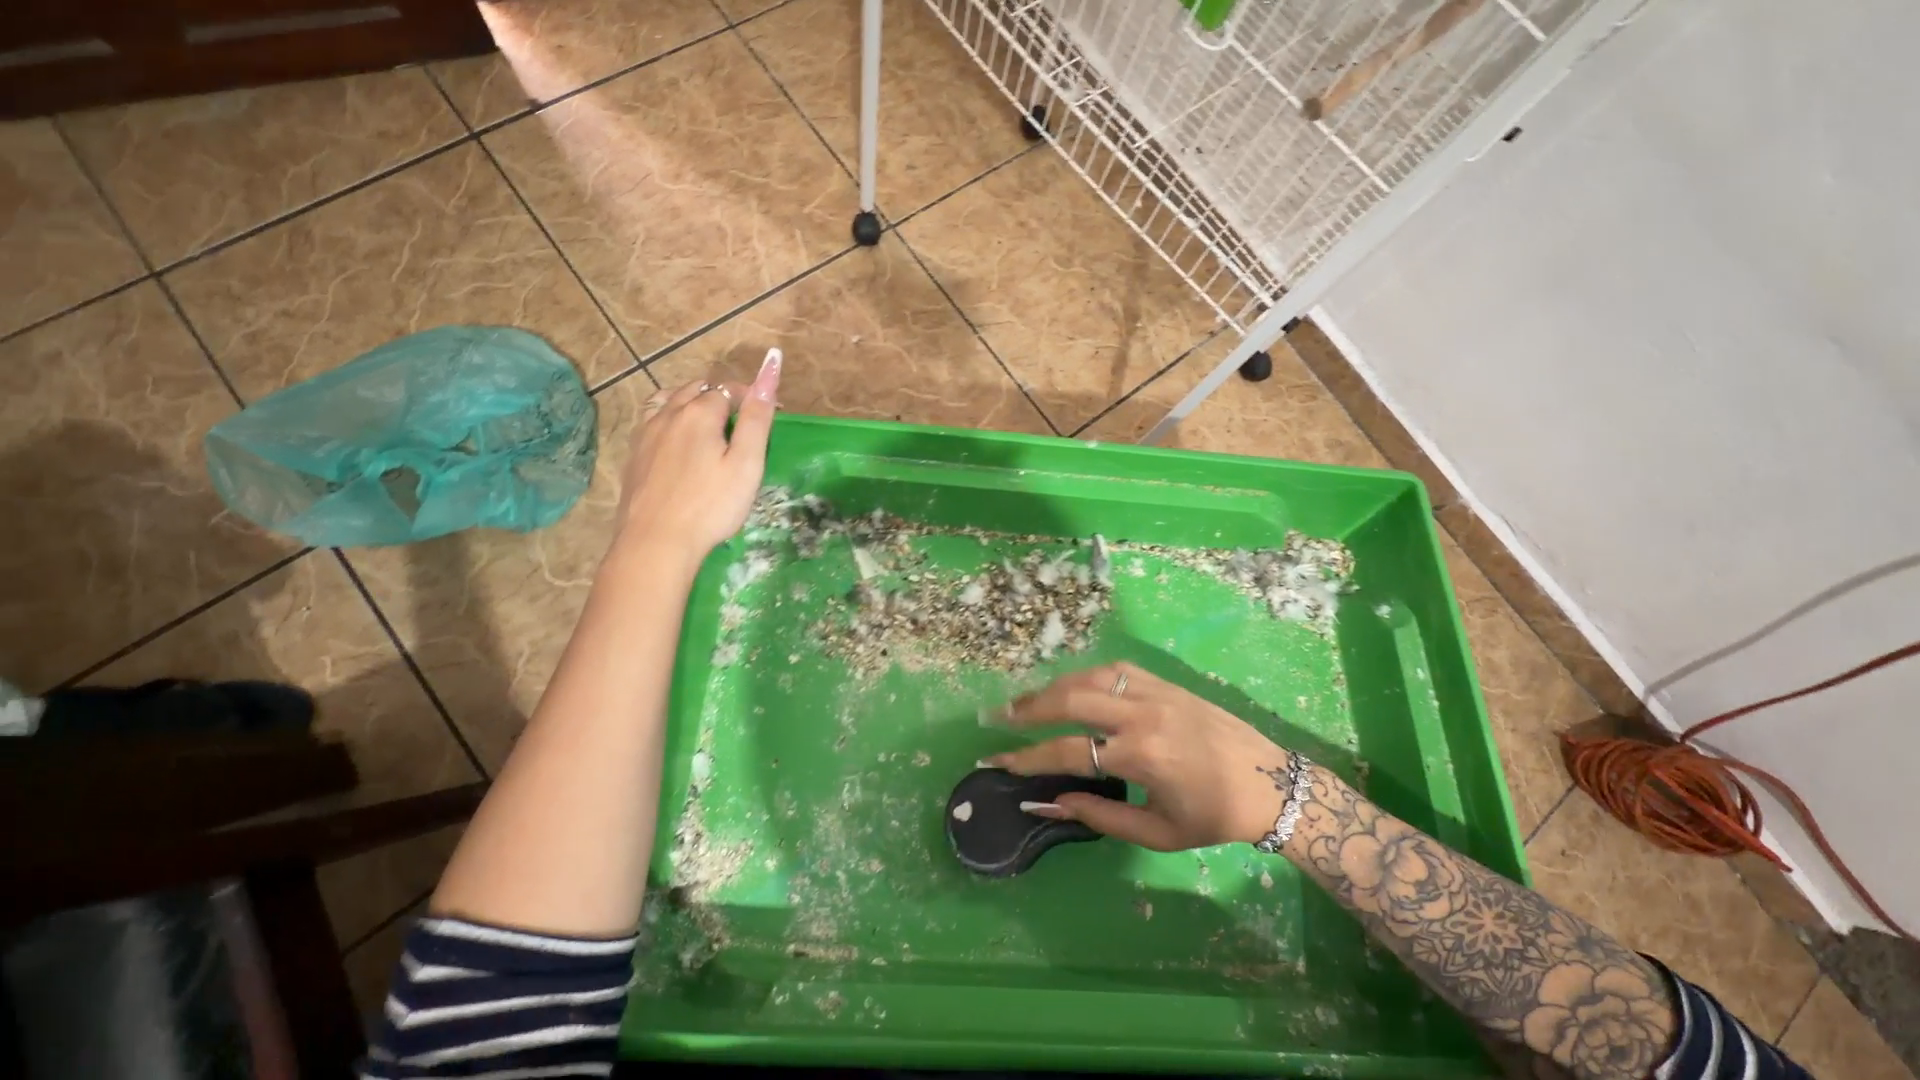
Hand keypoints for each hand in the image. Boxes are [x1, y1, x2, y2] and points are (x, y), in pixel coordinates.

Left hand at [618, 349, 781, 556]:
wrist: (656, 541)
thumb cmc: (711, 506)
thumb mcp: (746, 463)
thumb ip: (758, 416)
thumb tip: (771, 364)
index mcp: (700, 412)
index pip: (731, 390)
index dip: (753, 398)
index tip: (771, 415)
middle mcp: (669, 413)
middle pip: (699, 389)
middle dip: (723, 398)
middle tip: (744, 425)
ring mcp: (646, 433)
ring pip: (671, 400)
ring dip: (693, 403)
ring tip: (711, 425)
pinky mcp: (634, 454)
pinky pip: (653, 419)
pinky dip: (671, 418)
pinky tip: (678, 440)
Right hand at [981, 662, 1293, 851]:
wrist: (1272, 785)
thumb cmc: (1213, 817)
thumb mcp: (1157, 832)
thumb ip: (1100, 816)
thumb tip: (1048, 803)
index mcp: (1142, 756)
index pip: (1068, 751)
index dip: (1027, 758)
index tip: (998, 762)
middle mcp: (1144, 715)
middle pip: (1071, 699)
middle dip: (1028, 708)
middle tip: (998, 718)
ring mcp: (1156, 692)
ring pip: (1090, 677)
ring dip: (1052, 687)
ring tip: (1025, 702)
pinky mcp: (1166, 683)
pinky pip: (1115, 670)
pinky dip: (1085, 677)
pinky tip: (1070, 688)